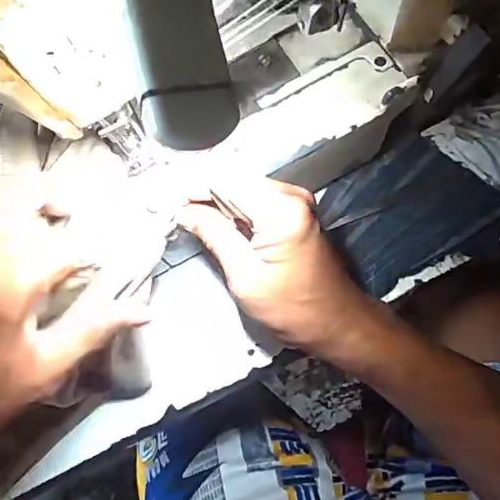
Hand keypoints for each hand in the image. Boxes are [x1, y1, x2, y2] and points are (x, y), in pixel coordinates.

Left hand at [0, 178, 145, 499]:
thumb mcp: (42, 371)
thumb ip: (92, 329)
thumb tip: (141, 308)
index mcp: (10, 284)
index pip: (67, 243)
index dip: (96, 243)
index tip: (107, 251)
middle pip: (18, 196)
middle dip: (53, 193)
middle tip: (72, 208)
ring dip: (8, 185)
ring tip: (30, 198)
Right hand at [175, 176, 387, 356]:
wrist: (336, 321)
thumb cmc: (298, 310)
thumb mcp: (246, 277)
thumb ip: (215, 235)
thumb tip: (186, 211)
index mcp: (281, 211)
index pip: (223, 180)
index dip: (189, 185)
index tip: (162, 195)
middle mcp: (290, 196)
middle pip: (230, 178)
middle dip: (197, 190)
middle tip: (166, 204)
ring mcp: (293, 201)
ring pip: (238, 186)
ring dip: (210, 197)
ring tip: (181, 210)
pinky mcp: (291, 209)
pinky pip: (251, 198)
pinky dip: (227, 206)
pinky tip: (207, 217)